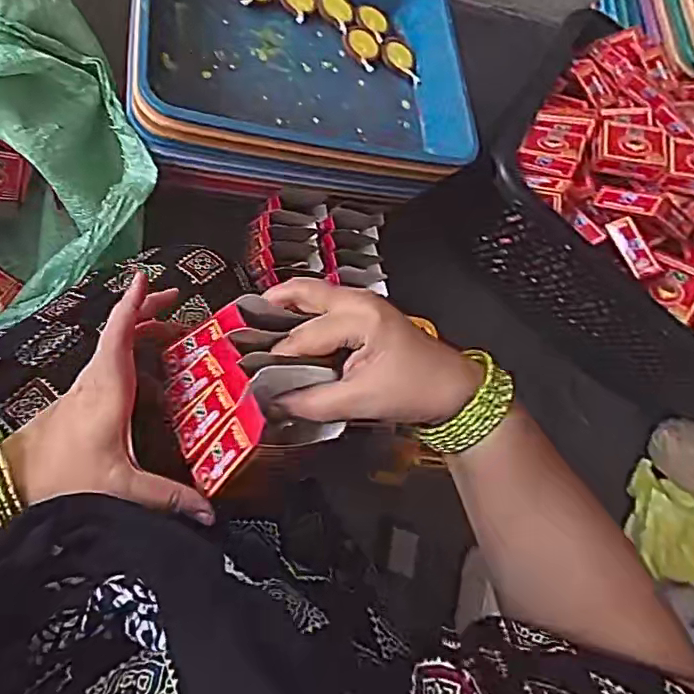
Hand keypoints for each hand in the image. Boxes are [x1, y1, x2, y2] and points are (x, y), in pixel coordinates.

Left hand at [6, 272, 215, 524]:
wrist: (13, 483)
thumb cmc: (62, 478)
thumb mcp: (120, 487)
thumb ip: (166, 497)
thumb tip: (208, 511)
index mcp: (109, 386)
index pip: (120, 332)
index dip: (134, 303)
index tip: (143, 277)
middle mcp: (96, 378)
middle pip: (121, 330)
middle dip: (148, 309)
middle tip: (175, 299)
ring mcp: (86, 386)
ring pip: (115, 344)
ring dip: (140, 329)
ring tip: (170, 330)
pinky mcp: (81, 398)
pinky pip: (110, 360)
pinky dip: (130, 350)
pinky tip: (145, 369)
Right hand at [260, 278, 484, 425]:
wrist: (453, 389)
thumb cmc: (416, 388)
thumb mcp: (362, 401)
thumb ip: (313, 401)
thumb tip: (276, 403)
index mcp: (360, 316)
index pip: (303, 336)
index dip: (277, 358)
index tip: (253, 375)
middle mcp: (358, 300)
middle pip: (301, 291)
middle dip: (269, 306)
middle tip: (240, 324)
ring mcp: (361, 302)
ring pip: (311, 293)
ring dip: (284, 305)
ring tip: (256, 324)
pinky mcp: (362, 312)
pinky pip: (322, 304)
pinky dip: (300, 312)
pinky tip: (286, 330)